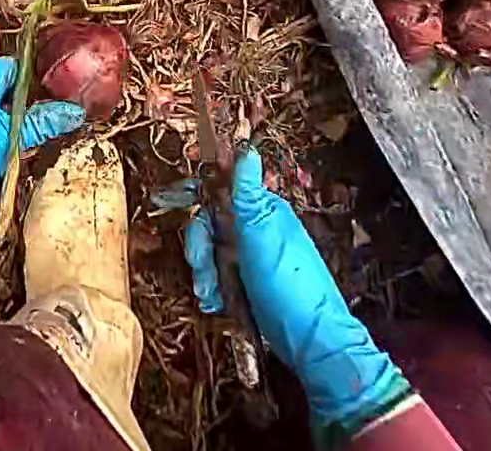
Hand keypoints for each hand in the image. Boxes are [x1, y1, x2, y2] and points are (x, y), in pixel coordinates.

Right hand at [183, 148, 410, 438]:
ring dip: (206, 272)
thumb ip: (247, 190)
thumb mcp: (260, 231)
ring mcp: (254, 259)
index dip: (200, 199)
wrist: (311, 342)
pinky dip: (216, 290)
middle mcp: (256, 230)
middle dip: (200, 245)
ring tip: (211, 293)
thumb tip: (246, 148)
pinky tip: (218, 303)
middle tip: (199, 263)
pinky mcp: (251, 286)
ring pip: (214, 254)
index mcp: (261, 210)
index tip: (179, 207)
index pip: (221, 191)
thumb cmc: (288, 282)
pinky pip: (222, 279)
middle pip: (212, 225)